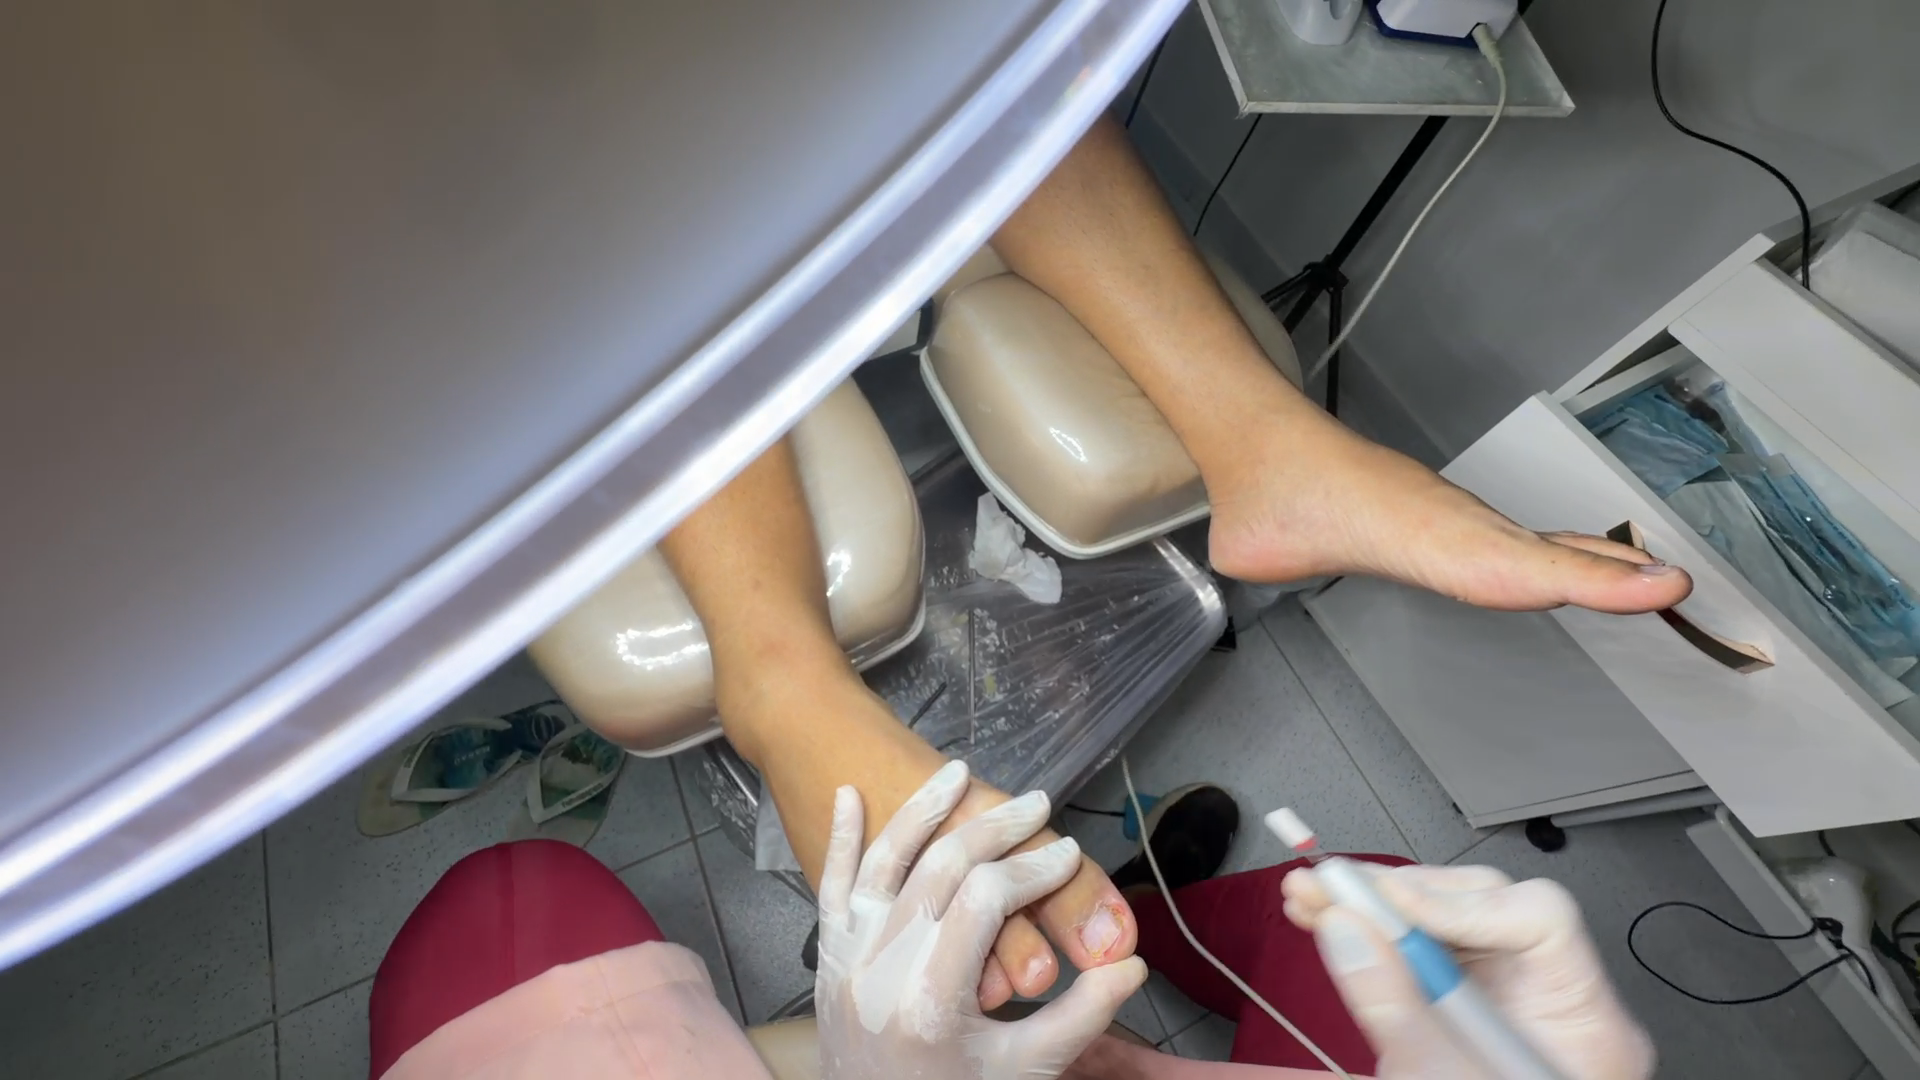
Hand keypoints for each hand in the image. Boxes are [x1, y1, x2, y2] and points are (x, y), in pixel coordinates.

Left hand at [815, 760, 1147, 1078]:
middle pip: (944, 867)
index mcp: (934, 1000)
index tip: (1069, 852)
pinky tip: (846, 792)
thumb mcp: (1024, 1070)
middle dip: (997, 827)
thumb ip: (1081, 1016)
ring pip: (886, 860)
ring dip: (922, 807)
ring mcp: (848, 954)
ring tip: (960, 770)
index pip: (988, 900)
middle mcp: (883, 968)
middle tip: (1039, 803)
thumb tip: (1135, 964)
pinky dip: (839, 837)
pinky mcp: (827, 952)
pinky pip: (830, 884)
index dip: (1035, 869)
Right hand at [1283, 864, 1653, 1079]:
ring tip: (1304, 896)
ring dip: (1362, 901)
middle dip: (1392, 893)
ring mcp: (1497, 987)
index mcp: (1581, 1020)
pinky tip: (1316, 917)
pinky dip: (1359, 924)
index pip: (1540, 920)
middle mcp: (1544, 990)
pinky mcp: (1452, 991)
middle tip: (1327, 887)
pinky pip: (1406, 938)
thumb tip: (1341, 924)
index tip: (1388, 909)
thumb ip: (1396, 1009)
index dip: (1460, 903)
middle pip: (1476, 901)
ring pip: (1432, 912)